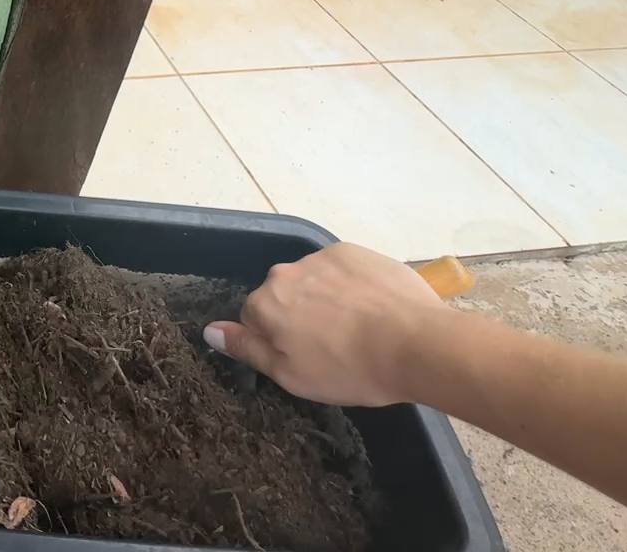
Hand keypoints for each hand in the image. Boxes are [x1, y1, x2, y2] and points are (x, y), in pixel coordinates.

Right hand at [204, 242, 450, 405]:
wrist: (418, 344)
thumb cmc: (350, 368)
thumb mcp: (292, 375)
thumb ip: (246, 349)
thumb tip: (209, 331)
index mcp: (264, 303)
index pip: (255, 318)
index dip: (279, 339)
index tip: (306, 355)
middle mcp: (282, 273)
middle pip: (282, 295)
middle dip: (300, 314)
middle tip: (335, 343)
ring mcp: (318, 258)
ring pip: (312, 280)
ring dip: (326, 298)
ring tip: (361, 326)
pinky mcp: (351, 251)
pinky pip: (342, 268)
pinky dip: (352, 284)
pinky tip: (375, 306)